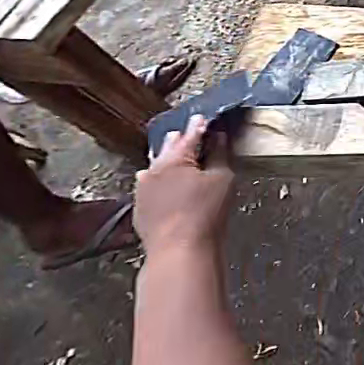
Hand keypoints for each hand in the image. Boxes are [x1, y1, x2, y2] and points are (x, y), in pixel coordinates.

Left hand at [134, 115, 234, 258]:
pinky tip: (172, 185)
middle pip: (168, 149)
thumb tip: (218, 137)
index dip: (199, 126)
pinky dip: (163, 179)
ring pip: (157, 167)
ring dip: (169, 160)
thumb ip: (220, 155)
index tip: (202, 117)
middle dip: (180, 141)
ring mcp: (141, 189)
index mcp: (174, 160)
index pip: (190, 136)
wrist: (178, 247)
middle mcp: (152, 170)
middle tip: (190, 133)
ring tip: (180, 157)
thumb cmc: (207, 211)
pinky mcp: (140, 206)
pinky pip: (152, 185)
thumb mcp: (223, 179)